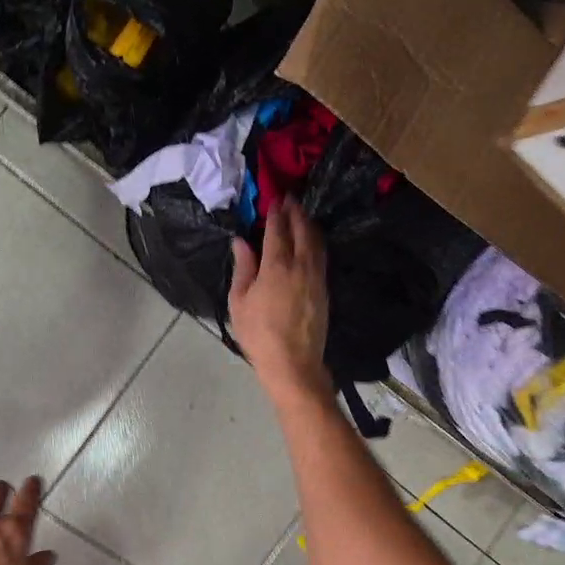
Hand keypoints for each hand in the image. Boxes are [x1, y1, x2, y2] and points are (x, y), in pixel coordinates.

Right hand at [229, 198, 331, 400]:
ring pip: (317, 242)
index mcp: (277, 266)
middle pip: (303, 230)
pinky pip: (321, 257)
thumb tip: (241, 241)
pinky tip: (311, 244)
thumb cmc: (259, 335)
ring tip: (302, 217)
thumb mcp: (239, 302)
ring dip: (309, 226)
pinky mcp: (325, 290)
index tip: (274, 199)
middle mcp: (301, 266)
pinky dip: (316, 243)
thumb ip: (243, 267)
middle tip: (290, 200)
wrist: (293, 364)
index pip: (278, 230)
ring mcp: (317, 278)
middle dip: (297, 212)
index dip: (276, 212)